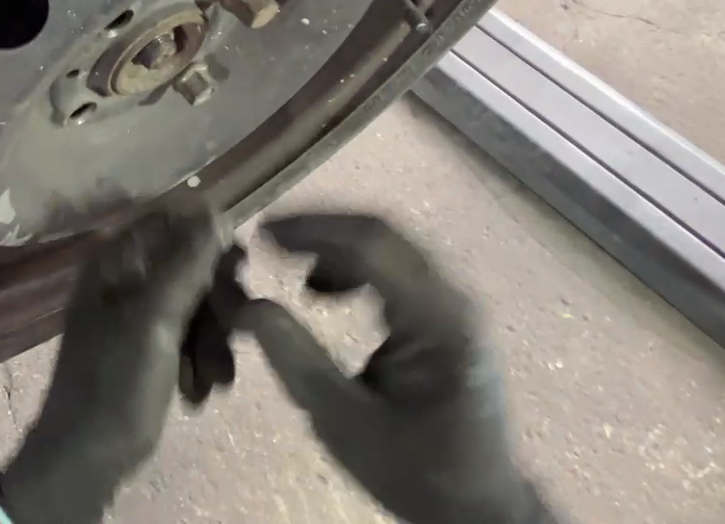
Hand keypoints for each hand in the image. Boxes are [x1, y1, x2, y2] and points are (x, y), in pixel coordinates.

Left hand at [0, 199, 228, 523]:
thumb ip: (187, 263)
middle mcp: (125, 279)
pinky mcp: (149, 349)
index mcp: (115, 260)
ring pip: (195, 306)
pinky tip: (201, 391)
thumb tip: (217, 211)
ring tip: (215, 377)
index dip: (207, 236)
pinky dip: (200, 361)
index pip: (169, 223)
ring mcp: (136, 315)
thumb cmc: (116, 380)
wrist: (87, 458)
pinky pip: (188, 338)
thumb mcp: (155, 317)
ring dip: (212, 341)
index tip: (241, 262)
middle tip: (237, 326)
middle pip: (189, 266)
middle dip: (217, 301)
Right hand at [239, 214, 555, 523]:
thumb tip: (246, 303)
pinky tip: (320, 288)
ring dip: (330, 244)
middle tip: (266, 240)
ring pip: (384, 242)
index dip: (312, 231)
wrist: (478, 507)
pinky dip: (347, 262)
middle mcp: (453, 298)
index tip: (261, 236)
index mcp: (440, 322)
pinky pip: (391, 261)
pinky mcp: (442, 308)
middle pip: (379, 233)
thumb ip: (295, 360)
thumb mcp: (342, 424)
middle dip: (316, 229)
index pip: (372, 247)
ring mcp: (452, 300)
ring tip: (287, 264)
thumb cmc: (413, 471)